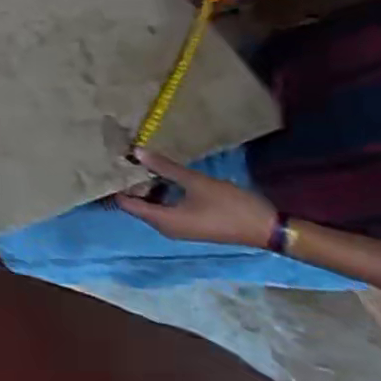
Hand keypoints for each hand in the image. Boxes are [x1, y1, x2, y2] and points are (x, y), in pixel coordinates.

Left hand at [116, 149, 278, 248]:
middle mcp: (164, 227)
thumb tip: (136, 152)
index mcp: (161, 220)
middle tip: (125, 158)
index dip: (117, 185)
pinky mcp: (189, 223)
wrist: (267, 229)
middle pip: (137, 205)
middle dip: (131, 183)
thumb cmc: (229, 206)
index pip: (126, 204)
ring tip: (140, 161)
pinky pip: (164, 207)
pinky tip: (162, 174)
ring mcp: (177, 227)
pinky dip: (159, 192)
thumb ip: (165, 168)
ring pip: (152, 205)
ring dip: (146, 186)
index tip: (112, 164)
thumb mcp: (196, 183)